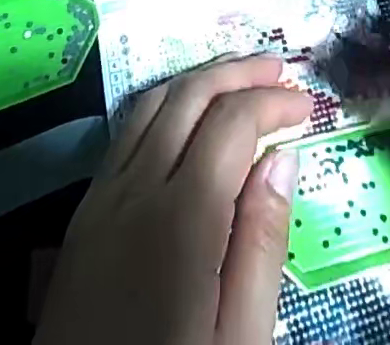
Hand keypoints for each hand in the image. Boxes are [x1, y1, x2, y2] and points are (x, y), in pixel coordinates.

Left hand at [35, 55, 311, 344]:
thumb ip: (262, 241)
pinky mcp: (83, 213)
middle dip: (238, 72)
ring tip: (241, 77)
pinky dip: (168, 103)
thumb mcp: (239, 337)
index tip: (306, 105)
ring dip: (202, 79)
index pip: (232, 123)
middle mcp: (135, 189)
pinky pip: (128, 130)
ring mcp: (101, 197)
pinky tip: (190, 117)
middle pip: (190, 96)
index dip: (272, 102)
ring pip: (154, 103)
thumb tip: (282, 156)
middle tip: (278, 70)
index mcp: (181, 218)